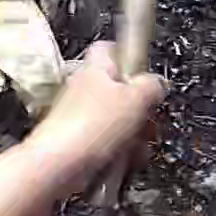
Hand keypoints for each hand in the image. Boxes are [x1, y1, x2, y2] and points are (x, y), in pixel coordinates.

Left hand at [24, 42, 165, 187]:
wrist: (59, 167)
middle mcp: (85, 89)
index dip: (130, 58)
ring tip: (139, 148)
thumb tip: (156, 84)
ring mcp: (80, 118)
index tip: (145, 75)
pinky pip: (108, 143)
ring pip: (117, 121)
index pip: (110, 49)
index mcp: (96, 69)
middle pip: (121, 91)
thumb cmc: (96, 125)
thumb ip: (152, 85)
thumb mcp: (137, 98)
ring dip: (135, 135)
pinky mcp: (78, 144)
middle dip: (141, 109)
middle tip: (150, 121)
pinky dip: (121, 152)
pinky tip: (127, 162)